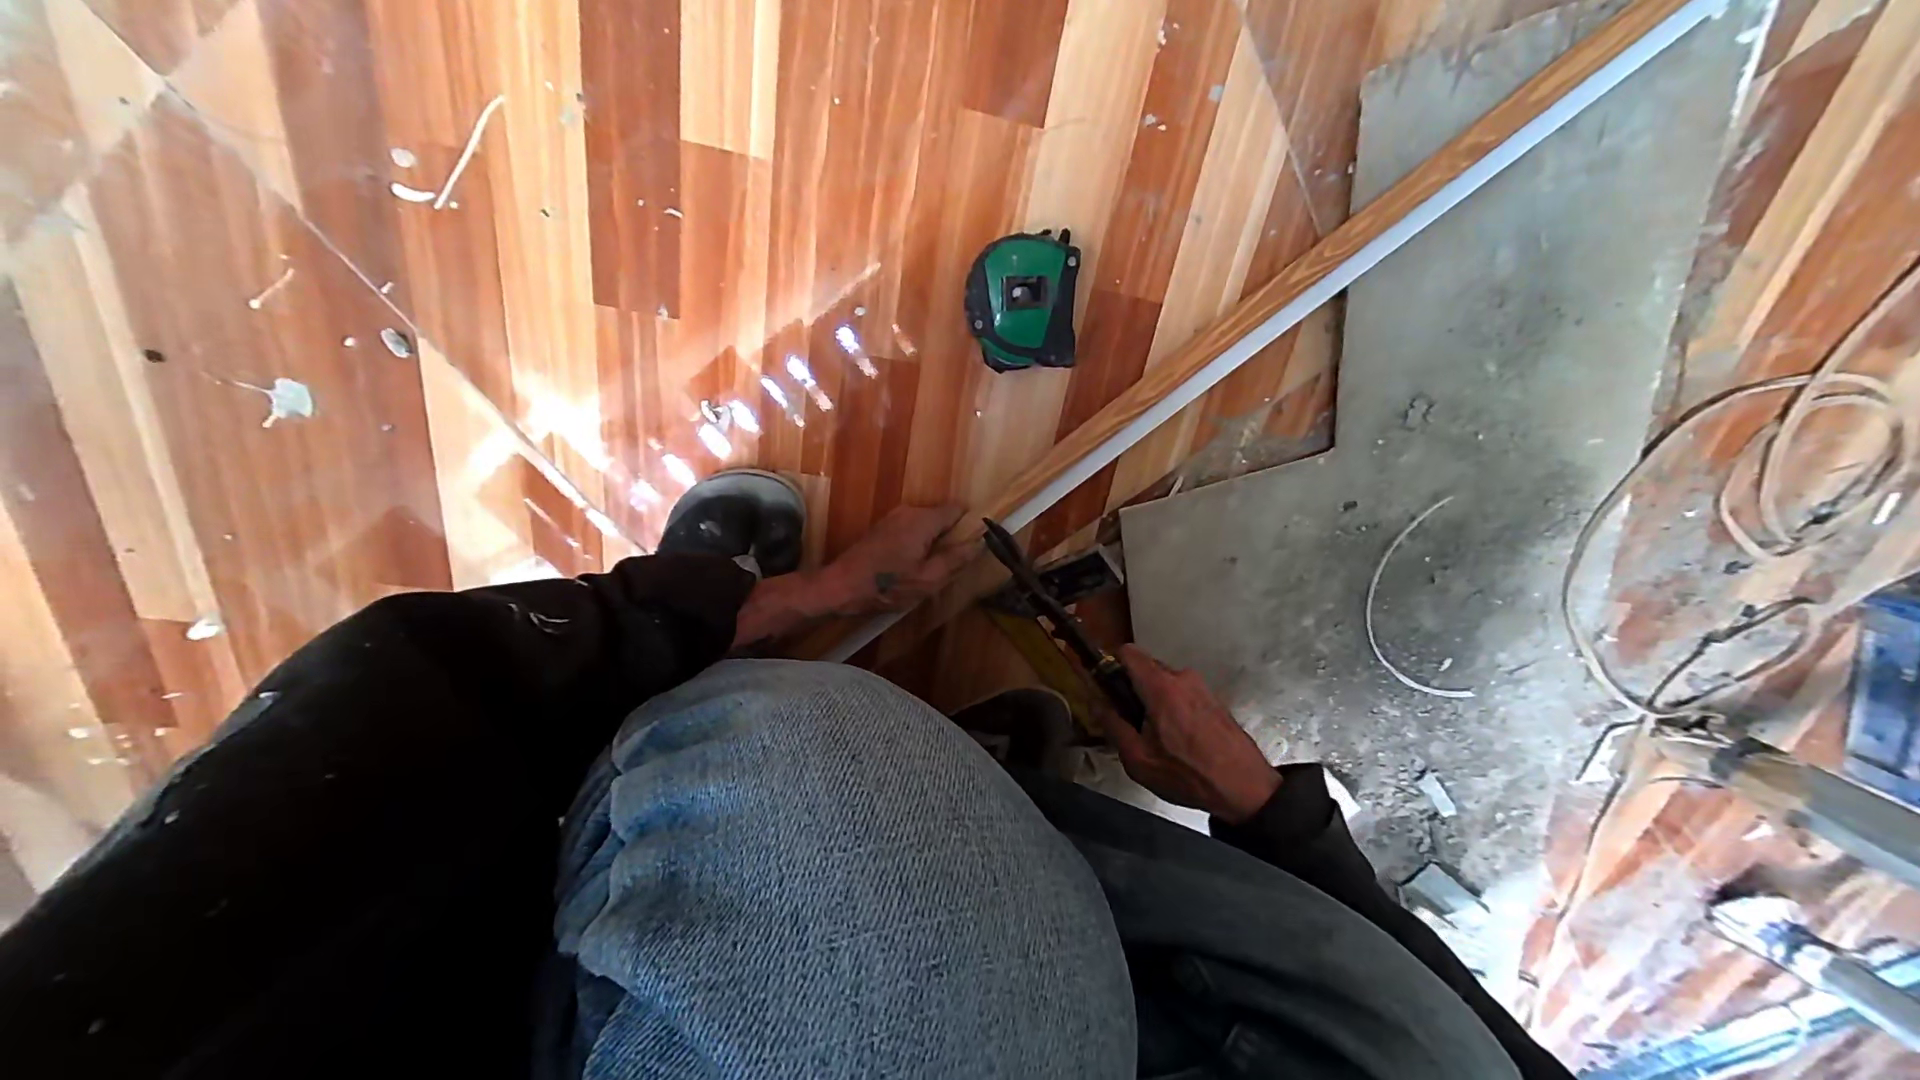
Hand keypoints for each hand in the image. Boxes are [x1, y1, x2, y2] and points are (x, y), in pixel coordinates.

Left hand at [732, 504, 971, 646]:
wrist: (841, 587)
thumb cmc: (887, 585)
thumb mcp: (928, 579)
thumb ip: (956, 559)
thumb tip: (979, 543)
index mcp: (923, 519)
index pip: (958, 509)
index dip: (969, 527)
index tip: (970, 549)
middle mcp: (909, 511)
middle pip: (942, 518)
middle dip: (950, 539)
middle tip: (949, 567)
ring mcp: (894, 518)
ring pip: (927, 526)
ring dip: (932, 545)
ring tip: (928, 571)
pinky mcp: (883, 529)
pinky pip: (912, 531)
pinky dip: (917, 546)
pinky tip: (910, 569)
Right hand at [1106, 645, 1280, 823]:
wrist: (1246, 788)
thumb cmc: (1188, 775)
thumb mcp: (1138, 759)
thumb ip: (1113, 725)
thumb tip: (1096, 703)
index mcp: (1161, 687)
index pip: (1128, 652)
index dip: (1111, 665)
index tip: (1107, 687)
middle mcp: (1182, 678)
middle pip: (1145, 667)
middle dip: (1132, 687)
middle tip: (1129, 720)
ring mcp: (1201, 687)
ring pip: (1164, 681)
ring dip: (1153, 699)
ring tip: (1155, 734)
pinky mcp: (1214, 699)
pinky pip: (1182, 692)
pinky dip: (1172, 706)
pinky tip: (1176, 737)